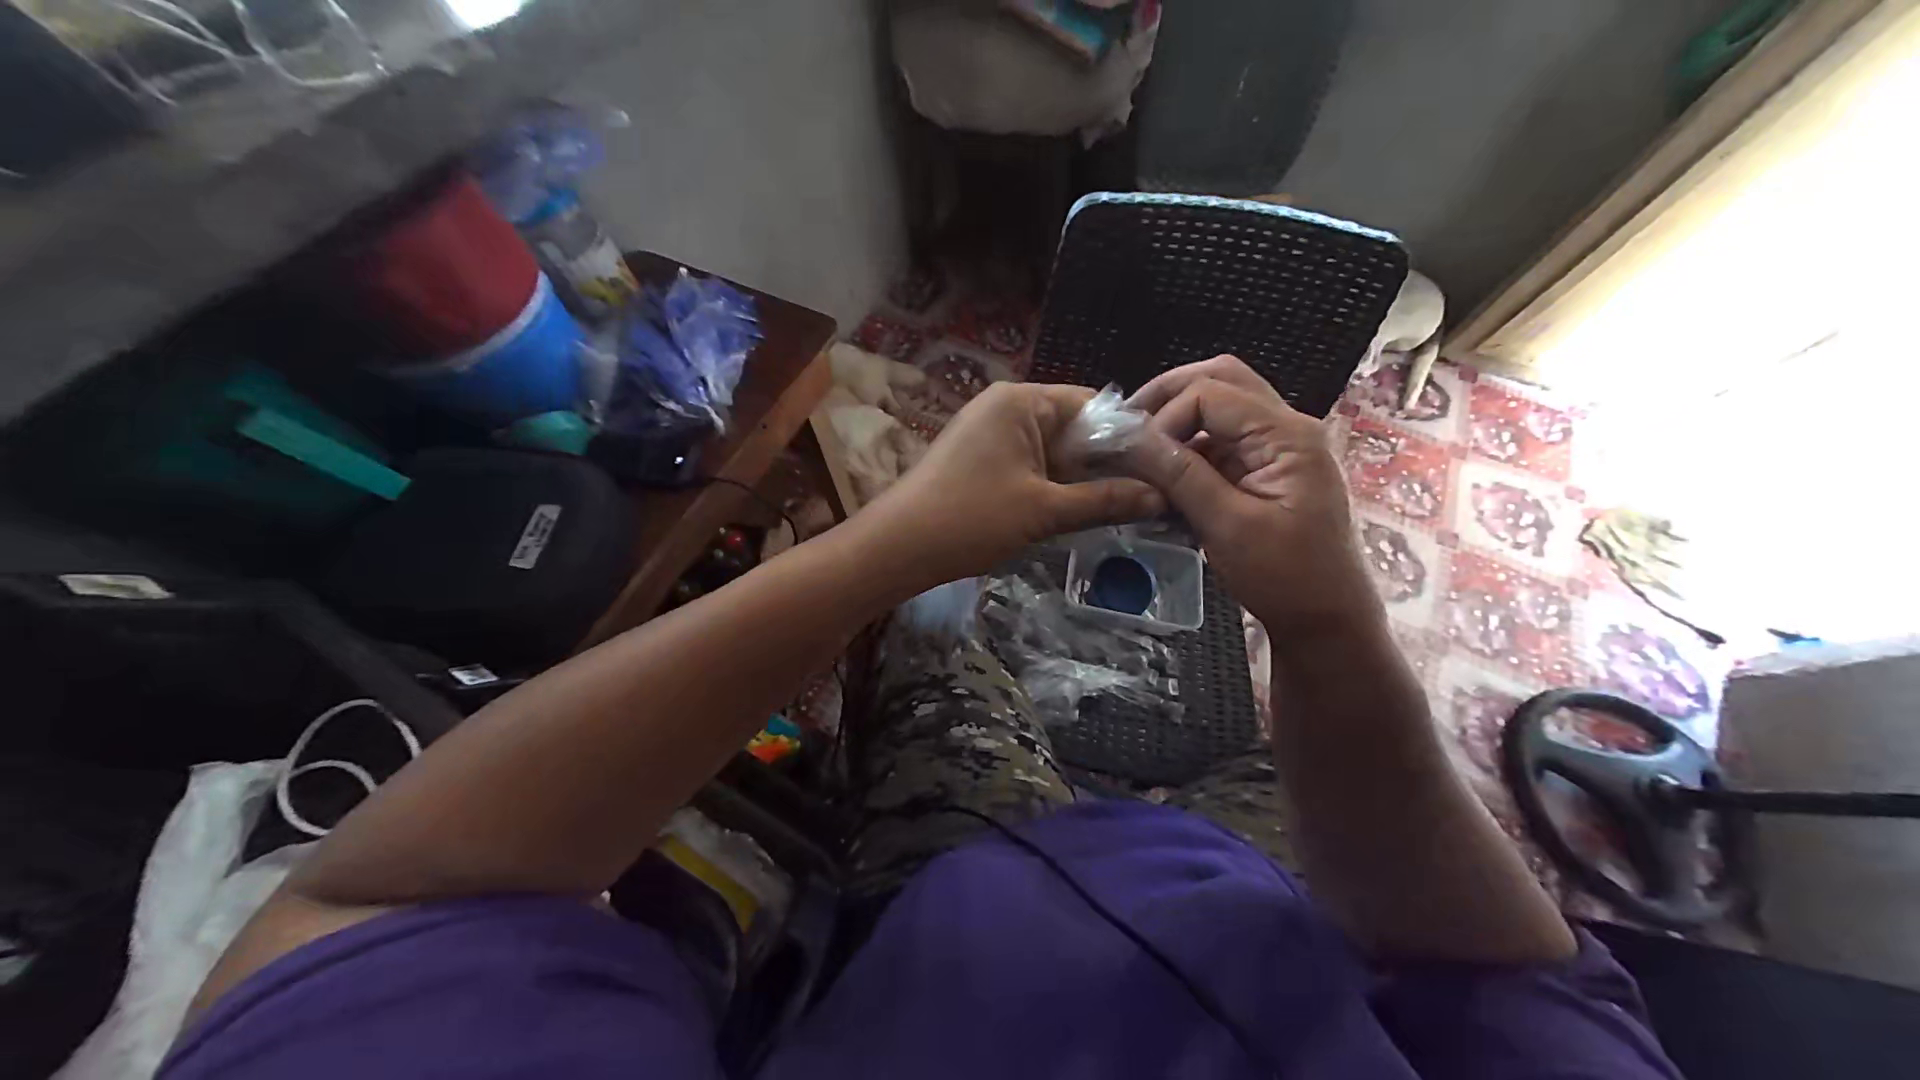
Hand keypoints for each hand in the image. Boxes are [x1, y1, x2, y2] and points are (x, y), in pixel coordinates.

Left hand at [857, 382, 1166, 588]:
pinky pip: (1031, 462)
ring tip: (1124, 505)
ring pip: (1053, 449)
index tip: (1161, 470)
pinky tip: (1079, 509)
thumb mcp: (1044, 511)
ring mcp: (990, 431)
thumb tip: (1161, 496)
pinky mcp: (981, 457)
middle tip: (1149, 495)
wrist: (897, 547)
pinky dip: (1054, 484)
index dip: (1129, 438)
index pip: (1093, 405)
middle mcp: (1006, 405)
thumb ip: (1104, 499)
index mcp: (1022, 401)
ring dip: (1081, 477)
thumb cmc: (970, 519)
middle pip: (1074, 427)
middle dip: (1106, 461)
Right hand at [1126, 356, 1379, 633]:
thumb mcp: (1226, 525)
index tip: (1136, 455)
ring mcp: (1279, 448)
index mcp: (1287, 435)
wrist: (1326, 620)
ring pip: (1220, 408)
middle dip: (1168, 397)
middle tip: (1128, 425)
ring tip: (1139, 449)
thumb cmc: (1284, 576)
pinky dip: (1188, 450)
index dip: (1165, 417)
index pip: (1211, 393)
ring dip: (1177, 423)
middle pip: (1221, 381)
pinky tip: (1163, 475)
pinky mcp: (1267, 470)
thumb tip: (1132, 437)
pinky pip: (1222, 442)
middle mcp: (1287, 428)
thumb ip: (1180, 474)